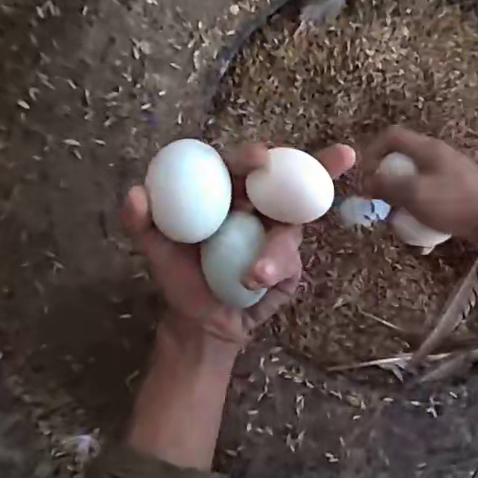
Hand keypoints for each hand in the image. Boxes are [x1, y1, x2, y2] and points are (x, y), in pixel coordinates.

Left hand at [122, 142, 357, 347]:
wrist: (197, 321)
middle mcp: (261, 209)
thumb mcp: (153, 245)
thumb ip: (139, 219)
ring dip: (278, 248)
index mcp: (230, 192)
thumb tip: (137, 194)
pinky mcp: (291, 267)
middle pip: (293, 181)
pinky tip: (255, 283)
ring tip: (255, 276)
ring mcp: (280, 236)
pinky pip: (290, 263)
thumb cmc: (179, 273)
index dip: (254, 157)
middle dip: (322, 165)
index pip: (244, 166)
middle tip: (340, 157)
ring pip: (293, 229)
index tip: (260, 156)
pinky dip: (274, 270)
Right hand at [362, 126, 477, 248]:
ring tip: (400, 224)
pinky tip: (423, 239)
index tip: (363, 176)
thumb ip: (386, 185)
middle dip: (386, 185)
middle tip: (379, 205)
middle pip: (402, 163)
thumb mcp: (414, 193)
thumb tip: (367, 181)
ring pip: (415, 185)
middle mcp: (439, 157)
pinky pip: (431, 201)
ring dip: (403, 205)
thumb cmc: (456, 203)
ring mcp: (451, 176)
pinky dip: (422, 216)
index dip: (371, 152)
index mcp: (428, 149)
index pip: (391, 137)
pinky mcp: (460, 195)